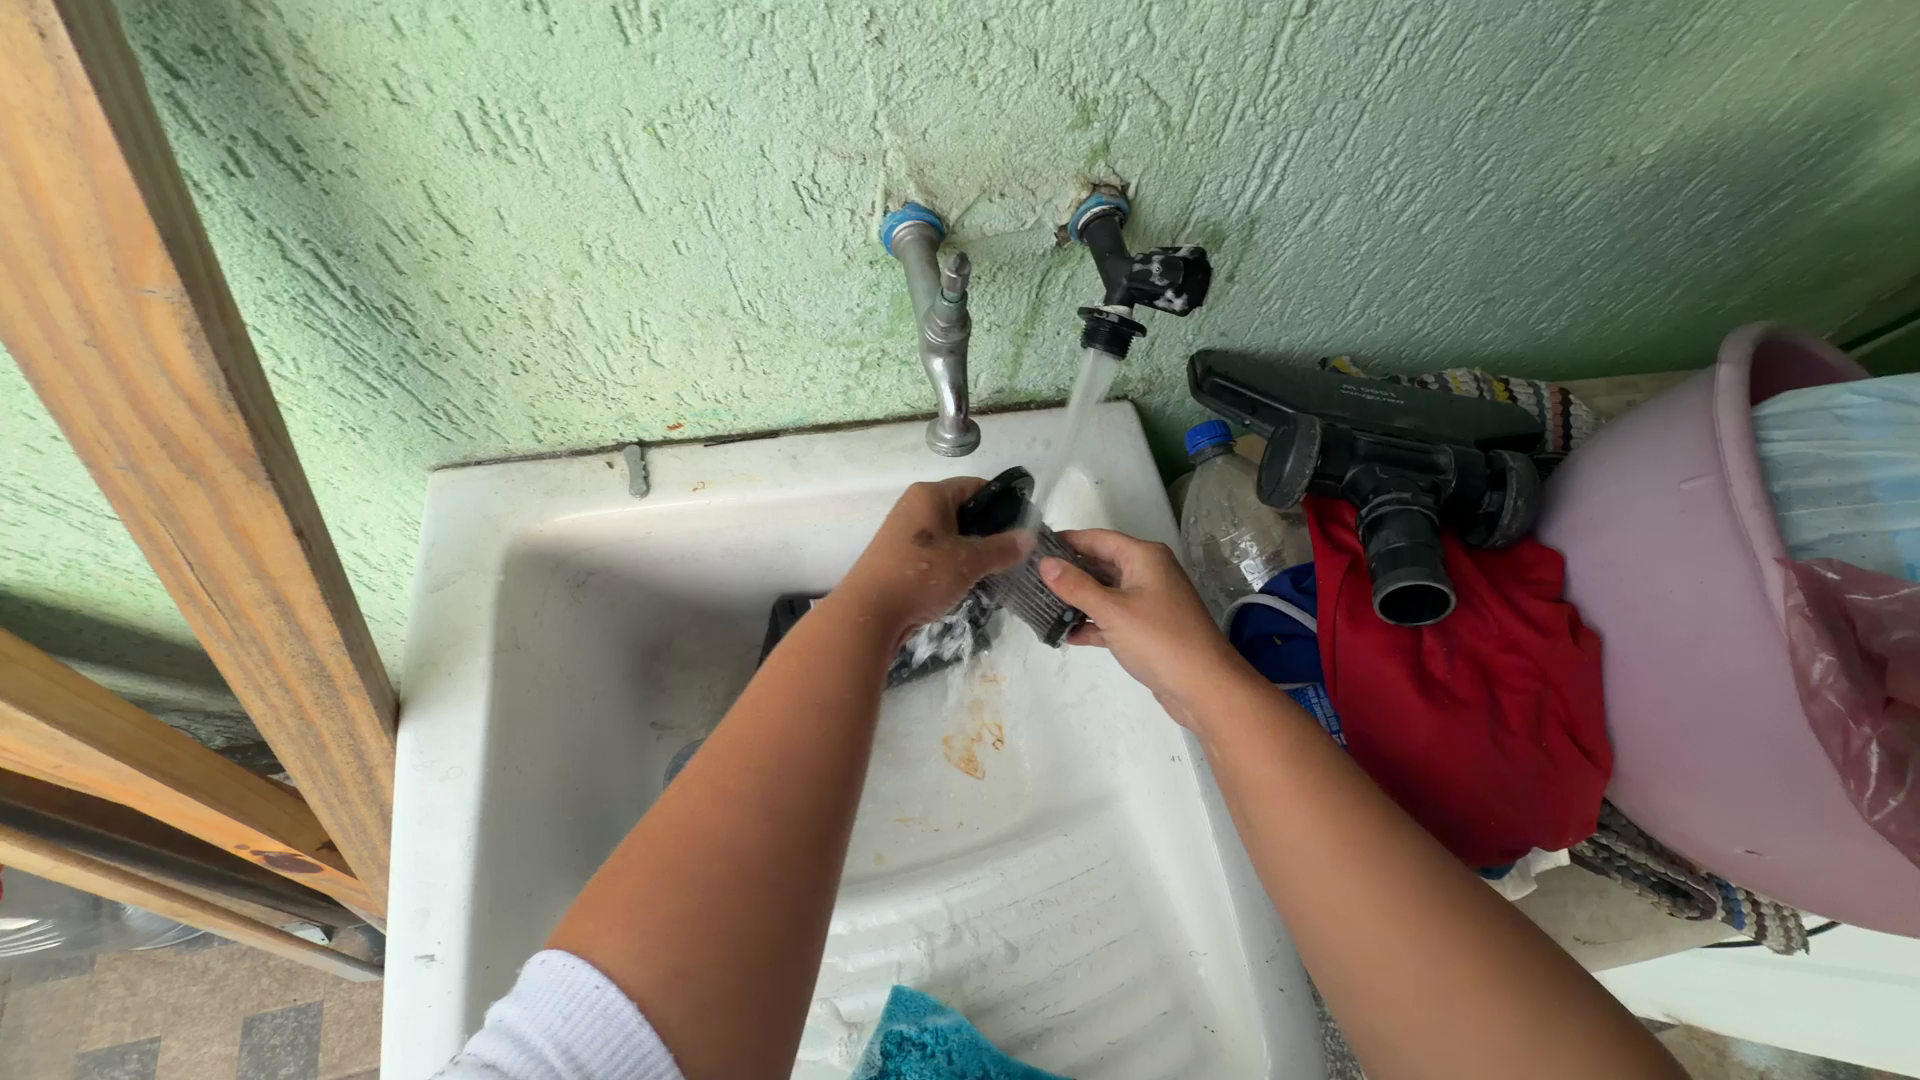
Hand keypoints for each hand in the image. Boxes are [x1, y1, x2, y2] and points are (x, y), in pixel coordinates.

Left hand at [835, 478, 1026, 638]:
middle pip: (963, 511)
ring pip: (950, 535)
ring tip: (996, 570)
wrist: (869, 614)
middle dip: (989, 531)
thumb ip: (1001, 548)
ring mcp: (905, 534)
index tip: (1025, 525)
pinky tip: (969, 582)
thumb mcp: (969, 561)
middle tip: (1014, 552)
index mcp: (930, 495)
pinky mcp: (900, 559)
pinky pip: (936, 554)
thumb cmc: (921, 576)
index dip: (1003, 502)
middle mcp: (915, 507)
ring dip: (972, 551)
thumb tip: (1029, 538)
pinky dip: (953, 564)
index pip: (975, 486)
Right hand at [1040, 529, 1254, 726]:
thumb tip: (1044, 563)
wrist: (1205, 687)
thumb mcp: (1112, 610)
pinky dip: (1090, 624)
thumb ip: (1076, 586)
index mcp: (1143, 557)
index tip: (1031, 548)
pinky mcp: (1145, 629)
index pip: (1096, 538)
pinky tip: (1063, 635)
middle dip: (1066, 573)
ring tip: (1037, 607)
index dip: (1065, 541)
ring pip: (1103, 593)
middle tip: (1028, 580)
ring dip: (1075, 601)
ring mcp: (1147, 601)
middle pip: (1099, 564)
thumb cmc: (1160, 640)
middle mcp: (1147, 573)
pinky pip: (1111, 618)